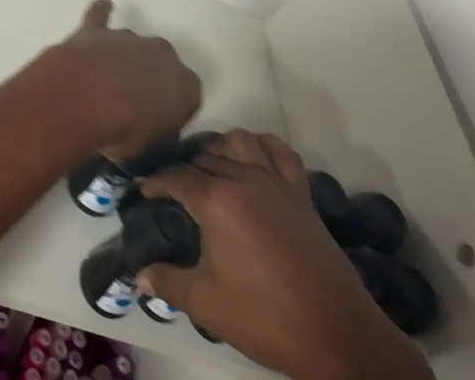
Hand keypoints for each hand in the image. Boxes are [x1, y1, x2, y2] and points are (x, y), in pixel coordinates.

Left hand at [32, 0, 200, 163]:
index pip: (188, 97)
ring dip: (122, 60)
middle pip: (161, 66)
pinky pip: (101, 16)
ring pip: (132, 47)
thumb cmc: (121, 130)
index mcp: (186, 86)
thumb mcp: (143, 146)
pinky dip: (101, 12)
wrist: (85, 99)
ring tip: (103, 82)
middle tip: (129, 103)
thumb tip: (136, 129)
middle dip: (148, 80)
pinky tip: (103, 6)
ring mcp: (130, 39)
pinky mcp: (98, 31)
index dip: (171, 111)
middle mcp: (163, 55)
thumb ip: (148, 131)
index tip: (155, 124)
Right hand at [139, 131, 430, 379]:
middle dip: (184, 167)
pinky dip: (264, 146)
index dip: (155, 183)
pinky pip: (281, 153)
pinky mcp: (302, 194)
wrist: (335, 333)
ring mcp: (277, 183)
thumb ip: (167, 283)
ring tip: (210, 169)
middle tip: (172, 189)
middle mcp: (245, 180)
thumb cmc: (264, 317)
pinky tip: (254, 160)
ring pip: (242, 141)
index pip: (176, 177)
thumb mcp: (205, 304)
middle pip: (206, 156)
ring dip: (222, 148)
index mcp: (216, 201)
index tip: (144, 193)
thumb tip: (140, 277)